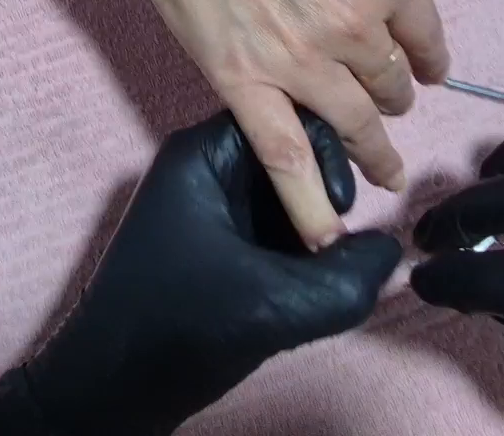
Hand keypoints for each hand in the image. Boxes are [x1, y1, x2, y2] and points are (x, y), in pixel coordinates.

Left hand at [0, 110, 401, 435]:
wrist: (112, 386)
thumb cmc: (179, 329)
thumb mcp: (273, 304)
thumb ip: (346, 277)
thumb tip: (391, 248)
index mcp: (204, 153)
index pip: (283, 117)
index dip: (325, 155)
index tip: (341, 212)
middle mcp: (205, 163)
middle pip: (286, 148)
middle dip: (322, 193)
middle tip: (334, 243)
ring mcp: (208, 199)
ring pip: (283, 186)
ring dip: (312, 222)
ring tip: (324, 264)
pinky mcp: (215, 233)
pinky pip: (270, 216)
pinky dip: (296, 240)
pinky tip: (307, 276)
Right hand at [104, 0, 449, 249]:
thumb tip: (357, 6)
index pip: (425, 31)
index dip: (428, 56)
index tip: (427, 70)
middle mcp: (352, 22)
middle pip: (390, 81)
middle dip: (393, 96)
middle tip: (386, 105)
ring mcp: (299, 60)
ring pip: (355, 124)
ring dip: (373, 149)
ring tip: (381, 167)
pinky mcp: (246, 84)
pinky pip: (288, 159)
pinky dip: (311, 205)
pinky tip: (328, 234)